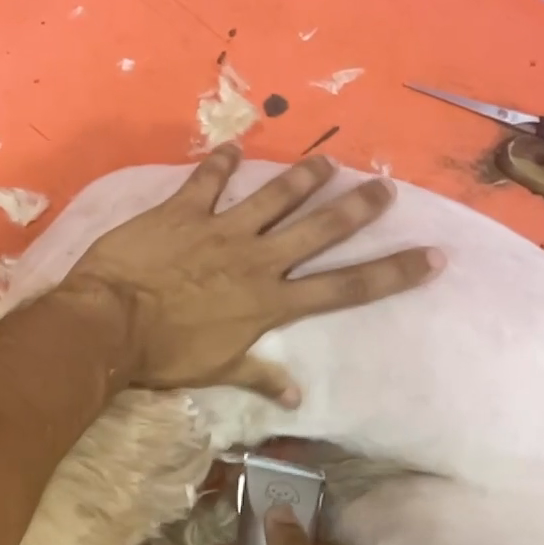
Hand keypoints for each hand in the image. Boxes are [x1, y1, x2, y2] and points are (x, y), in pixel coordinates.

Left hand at [57, 146, 441, 394]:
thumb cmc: (162, 354)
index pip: (345, 288)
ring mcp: (220, 230)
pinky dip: (218, 162)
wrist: (110, 322)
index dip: (392, 272)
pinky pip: (206, 180)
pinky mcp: (182, 210)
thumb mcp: (215, 370)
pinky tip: (231, 145)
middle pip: (320, 230)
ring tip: (327, 161)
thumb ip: (258, 376)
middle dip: (357, 208)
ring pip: (273, 196)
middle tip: (385, 187)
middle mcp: (256, 259)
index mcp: (270, 301)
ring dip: (302, 177)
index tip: (433, 256)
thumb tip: (296, 399)